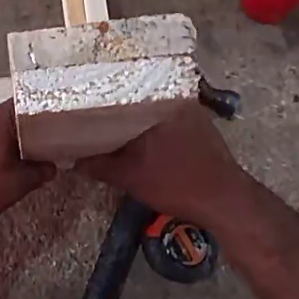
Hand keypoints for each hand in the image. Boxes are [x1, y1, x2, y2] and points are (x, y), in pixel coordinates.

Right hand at [75, 105, 251, 228]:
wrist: (225, 201)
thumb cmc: (177, 185)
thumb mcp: (130, 177)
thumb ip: (99, 166)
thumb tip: (73, 161)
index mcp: (157, 103)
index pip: (118, 97)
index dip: (97, 107)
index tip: (79, 114)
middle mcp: (176, 99)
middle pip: (135, 101)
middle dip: (115, 113)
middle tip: (91, 121)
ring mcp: (191, 110)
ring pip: (151, 110)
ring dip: (134, 120)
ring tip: (110, 129)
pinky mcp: (200, 123)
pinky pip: (166, 118)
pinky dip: (151, 127)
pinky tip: (139, 138)